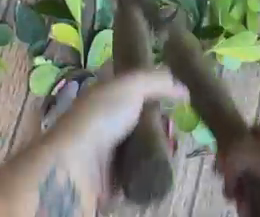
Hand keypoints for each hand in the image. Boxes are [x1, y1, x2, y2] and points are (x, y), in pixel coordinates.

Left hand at [43, 68, 185, 200]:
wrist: (75, 166)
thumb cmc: (100, 116)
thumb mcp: (131, 85)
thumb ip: (157, 81)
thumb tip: (184, 89)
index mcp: (104, 93)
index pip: (128, 84)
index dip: (149, 84)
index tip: (173, 90)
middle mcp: (104, 119)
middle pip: (136, 117)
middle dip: (157, 120)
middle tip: (178, 123)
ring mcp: (106, 150)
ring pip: (137, 146)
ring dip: (155, 148)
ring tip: (174, 147)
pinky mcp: (110, 179)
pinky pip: (135, 173)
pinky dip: (148, 171)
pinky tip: (163, 167)